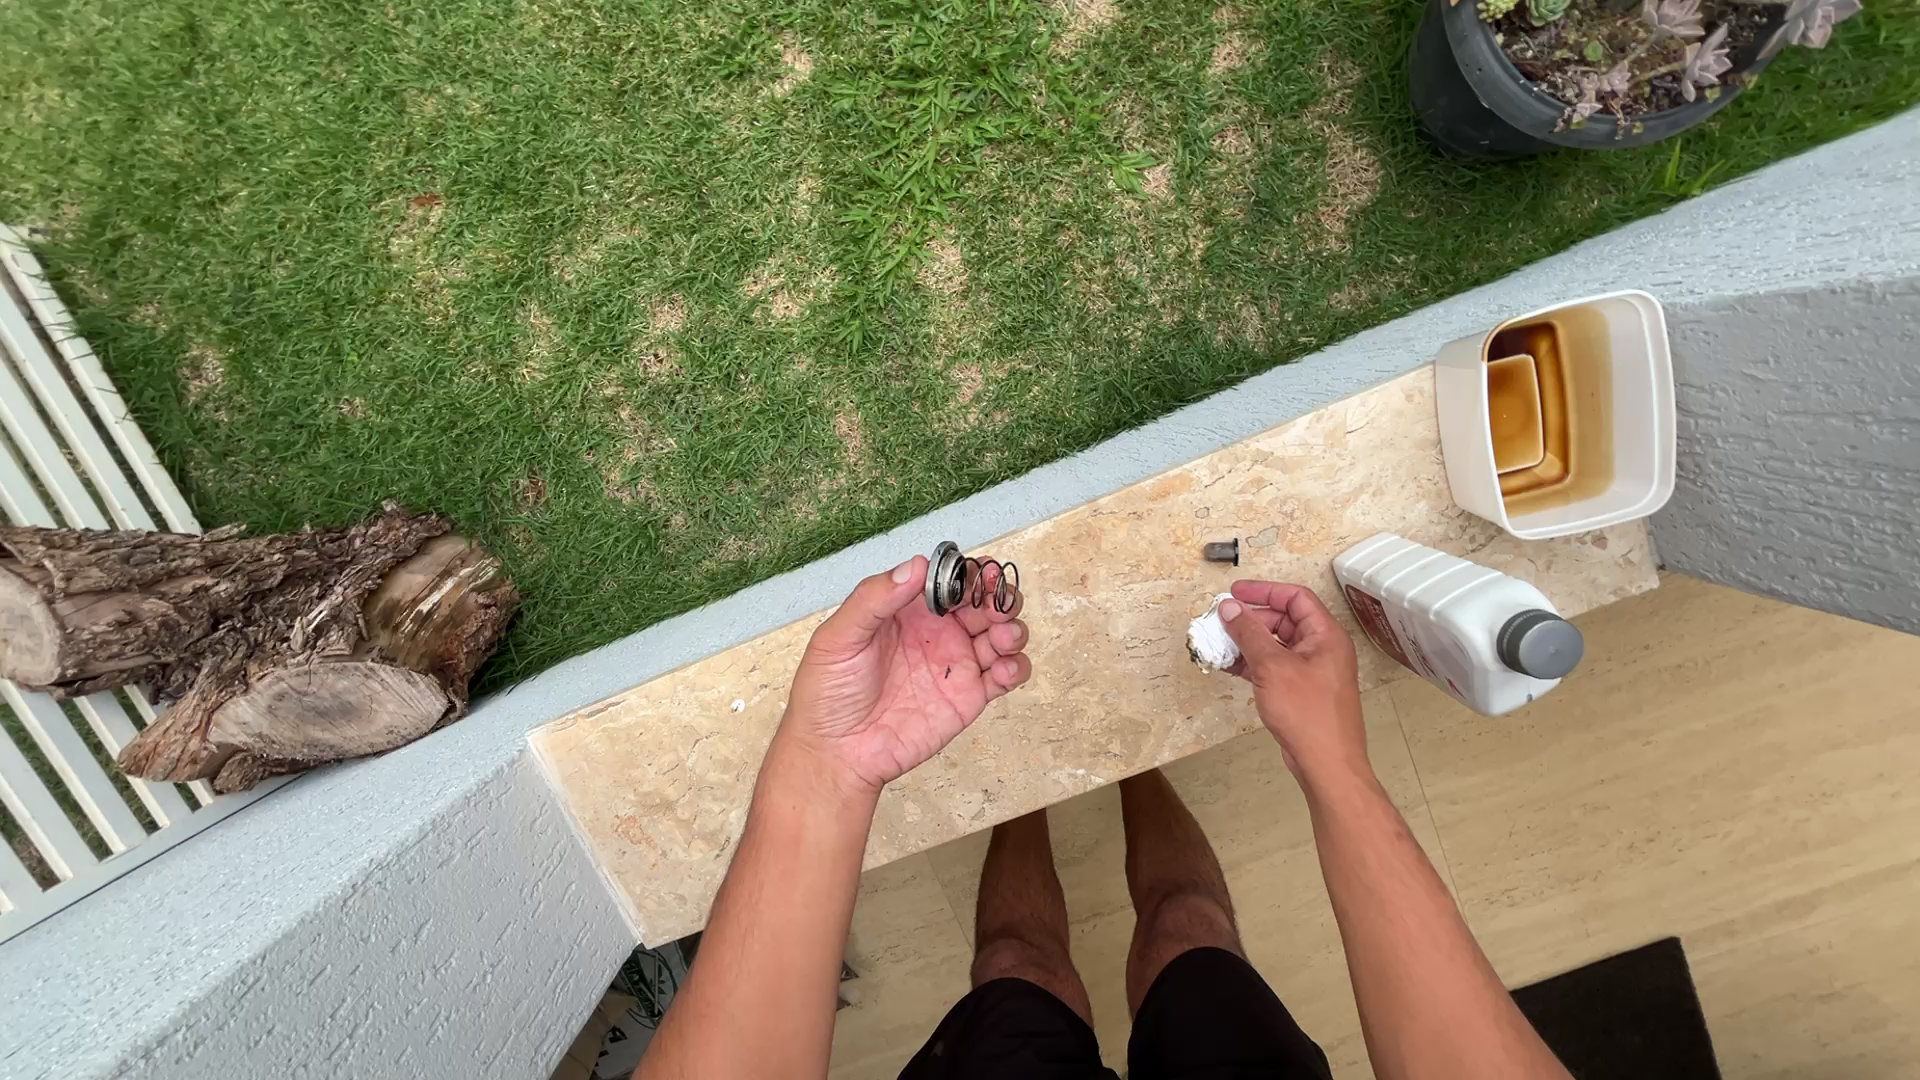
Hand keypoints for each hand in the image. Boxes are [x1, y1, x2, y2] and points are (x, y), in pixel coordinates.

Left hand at [778, 555, 1031, 796]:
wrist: (836, 753)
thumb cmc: (828, 692)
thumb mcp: (839, 637)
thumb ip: (874, 598)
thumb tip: (916, 564)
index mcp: (908, 609)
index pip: (950, 579)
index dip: (970, 572)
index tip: (981, 573)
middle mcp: (938, 631)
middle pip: (984, 602)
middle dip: (1000, 597)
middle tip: (998, 605)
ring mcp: (956, 663)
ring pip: (1002, 634)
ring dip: (1013, 628)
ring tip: (1003, 636)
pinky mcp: (968, 697)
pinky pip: (1004, 675)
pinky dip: (1016, 666)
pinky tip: (1002, 669)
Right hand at [1218, 581, 1370, 788]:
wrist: (1325, 762)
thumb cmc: (1310, 715)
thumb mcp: (1272, 666)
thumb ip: (1249, 633)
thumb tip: (1231, 609)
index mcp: (1325, 635)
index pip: (1295, 598)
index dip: (1265, 590)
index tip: (1237, 592)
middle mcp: (1321, 649)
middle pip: (1283, 620)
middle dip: (1251, 618)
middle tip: (1224, 620)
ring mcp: (1311, 670)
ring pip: (1275, 643)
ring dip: (1248, 641)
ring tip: (1222, 642)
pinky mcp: (1300, 689)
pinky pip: (1273, 665)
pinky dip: (1251, 662)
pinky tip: (1230, 665)